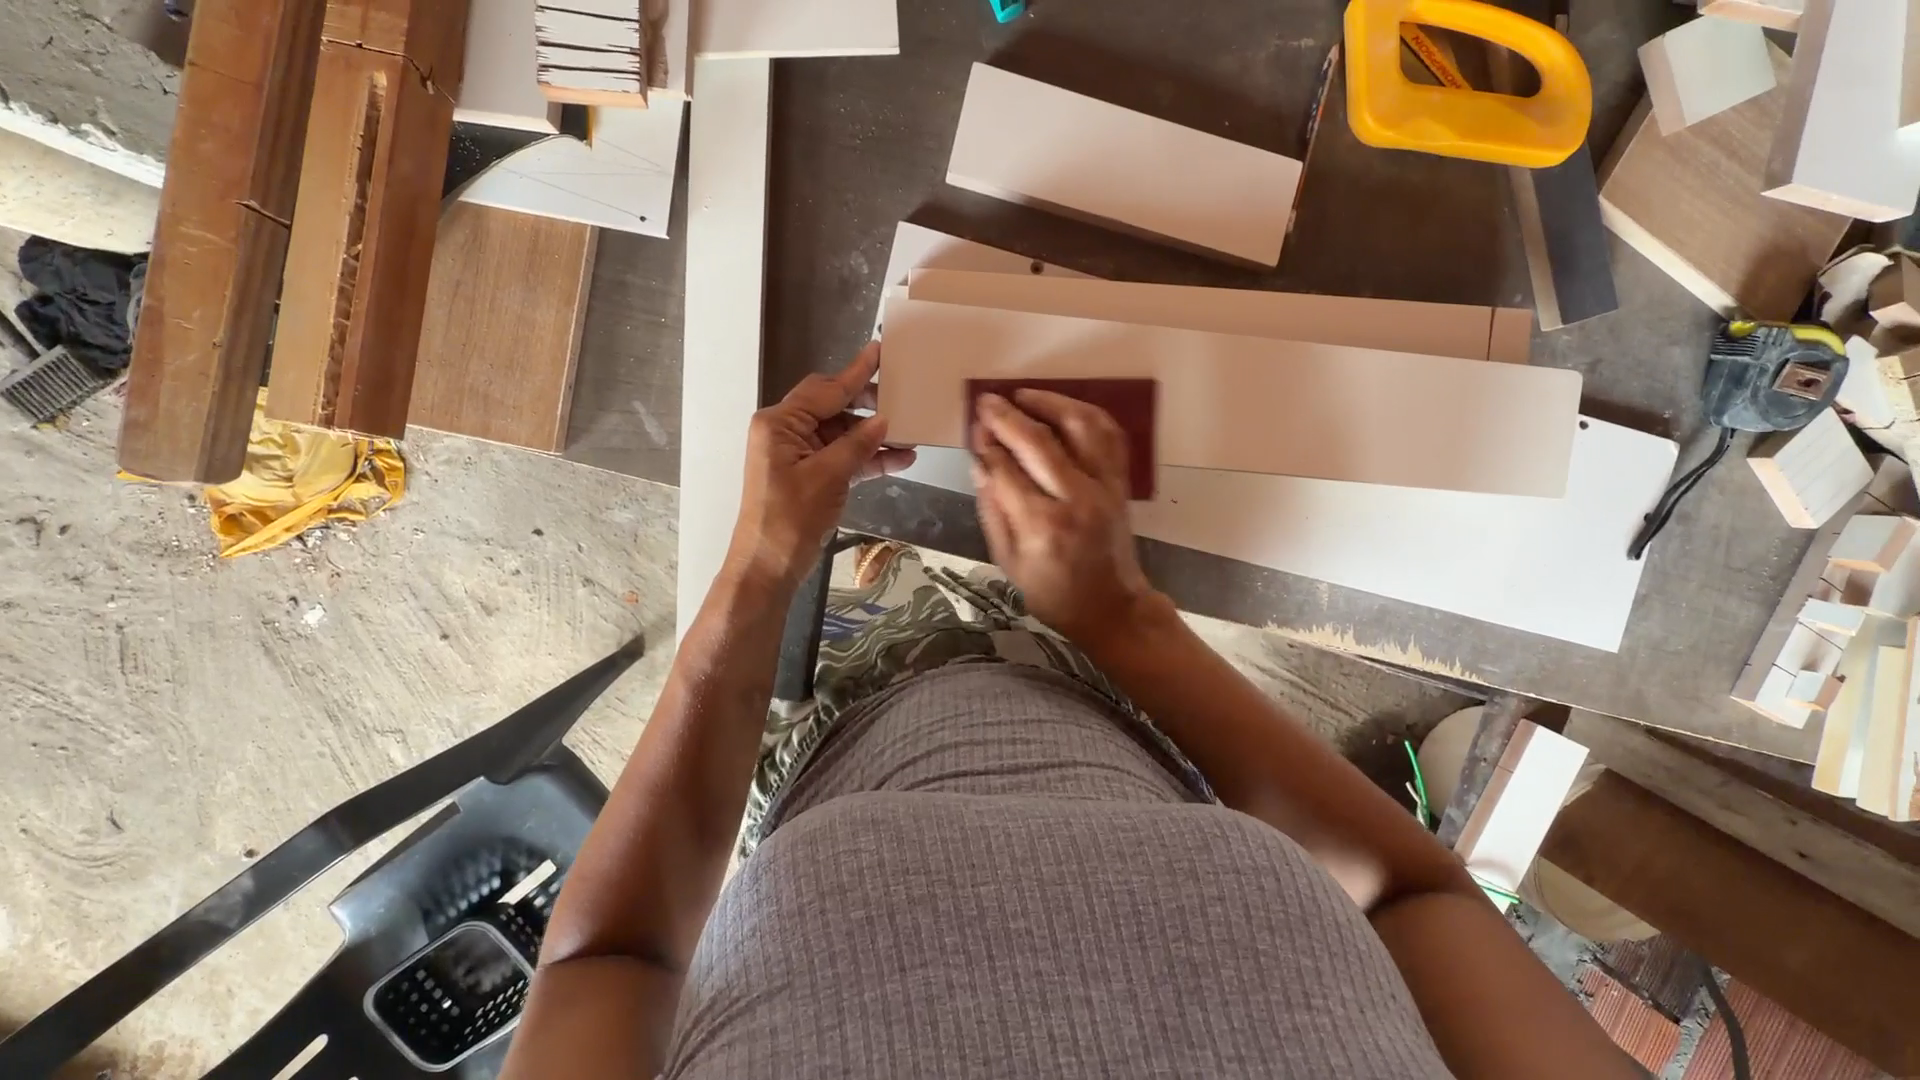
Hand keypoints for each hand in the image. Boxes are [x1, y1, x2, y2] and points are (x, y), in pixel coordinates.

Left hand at [724, 343, 916, 587]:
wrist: (768, 566)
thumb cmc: (789, 519)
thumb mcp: (827, 477)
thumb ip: (857, 445)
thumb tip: (883, 421)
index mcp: (780, 423)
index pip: (824, 390)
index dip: (855, 373)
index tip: (880, 351)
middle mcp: (786, 433)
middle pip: (833, 407)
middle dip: (868, 406)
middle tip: (903, 399)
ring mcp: (798, 456)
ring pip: (842, 434)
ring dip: (873, 438)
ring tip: (910, 435)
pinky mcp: (810, 477)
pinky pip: (842, 458)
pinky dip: (867, 459)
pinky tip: (900, 460)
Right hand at [971, 390, 1168, 648]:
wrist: (1112, 607)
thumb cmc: (1053, 593)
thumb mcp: (1008, 561)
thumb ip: (992, 510)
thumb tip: (979, 462)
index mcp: (1043, 525)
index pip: (1006, 469)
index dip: (986, 444)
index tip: (974, 429)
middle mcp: (1077, 498)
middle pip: (1039, 440)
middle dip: (1007, 417)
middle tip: (987, 401)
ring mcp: (1105, 486)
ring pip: (1081, 425)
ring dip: (1050, 402)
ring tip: (1023, 396)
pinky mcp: (1121, 481)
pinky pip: (1109, 434)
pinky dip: (1086, 414)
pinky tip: (1062, 408)